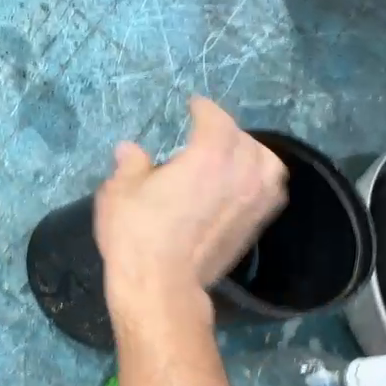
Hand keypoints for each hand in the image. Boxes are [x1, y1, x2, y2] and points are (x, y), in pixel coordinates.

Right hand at [95, 96, 287, 324]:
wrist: (161, 280)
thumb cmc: (134, 233)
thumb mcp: (117, 192)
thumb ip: (129, 165)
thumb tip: (130, 149)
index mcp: (208, 154)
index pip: (214, 120)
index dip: (203, 109)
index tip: (193, 104)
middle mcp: (242, 169)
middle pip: (242, 138)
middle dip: (223, 131)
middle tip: (203, 133)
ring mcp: (257, 196)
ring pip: (264, 160)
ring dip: (248, 152)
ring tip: (229, 156)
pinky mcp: (259, 220)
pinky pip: (268, 186)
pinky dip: (257, 177)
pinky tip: (240, 183)